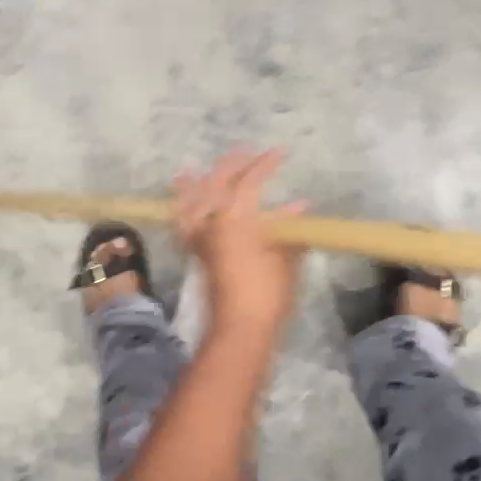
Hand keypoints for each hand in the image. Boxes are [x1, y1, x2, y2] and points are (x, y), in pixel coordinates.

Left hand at [173, 150, 306, 339]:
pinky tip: (181, 207)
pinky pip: (183, 221)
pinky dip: (181, 208)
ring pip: (192, 199)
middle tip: (245, 152)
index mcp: (235, 216)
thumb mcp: (286, 258)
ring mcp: (199, 235)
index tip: (279, 152)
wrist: (240, 327)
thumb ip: (289, 230)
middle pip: (217, 182)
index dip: (265, 164)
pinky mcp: (195, 252)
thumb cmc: (268, 292)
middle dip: (232, 165)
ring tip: (189, 171)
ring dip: (195, 183)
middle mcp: (211, 220)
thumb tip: (299, 208)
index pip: (249, 181)